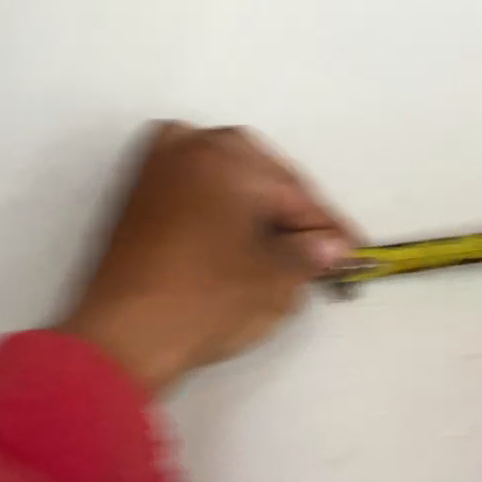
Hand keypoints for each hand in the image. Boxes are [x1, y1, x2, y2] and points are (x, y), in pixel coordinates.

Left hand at [59, 122, 357, 393]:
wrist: (126, 335)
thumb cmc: (206, 301)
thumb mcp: (275, 281)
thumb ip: (310, 255)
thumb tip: (330, 246)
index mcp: (226, 158)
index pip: (296, 193)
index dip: (330, 228)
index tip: (356, 250)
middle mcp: (188, 146)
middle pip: (262, 175)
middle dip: (295, 212)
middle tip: (325, 248)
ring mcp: (156, 167)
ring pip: (228, 178)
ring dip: (261, 206)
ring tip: (288, 245)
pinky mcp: (139, 195)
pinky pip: (199, 189)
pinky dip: (227, 208)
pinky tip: (244, 238)